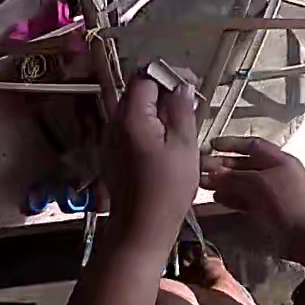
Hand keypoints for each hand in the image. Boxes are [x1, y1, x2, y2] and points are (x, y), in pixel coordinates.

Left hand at [102, 74, 198, 247]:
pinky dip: (153, 124)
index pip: (145, 77)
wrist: (141, 230)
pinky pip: (134, 126)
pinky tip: (171, 140)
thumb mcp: (184, 146)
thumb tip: (183, 86)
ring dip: (161, 109)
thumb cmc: (166, 190)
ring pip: (137, 109)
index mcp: (131, 117)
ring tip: (186, 122)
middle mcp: (115, 123)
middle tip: (192, 104)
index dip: (170, 75)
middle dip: (166, 91)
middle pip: (138, 91)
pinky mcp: (115, 153)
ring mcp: (112, 139)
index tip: (192, 86)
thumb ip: (182, 111)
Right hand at [201, 136, 304, 252]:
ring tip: (202, 183)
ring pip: (244, 183)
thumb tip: (214, 172)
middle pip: (245, 164)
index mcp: (279, 160)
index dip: (231, 143)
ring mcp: (274, 193)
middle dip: (223, 165)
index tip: (211, 145)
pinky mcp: (270, 211)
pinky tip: (218, 198)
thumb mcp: (259, 184)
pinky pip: (247, 200)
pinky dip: (233, 198)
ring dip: (224, 183)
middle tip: (200, 168)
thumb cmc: (289, 204)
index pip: (252, 145)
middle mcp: (276, 173)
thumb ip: (235, 177)